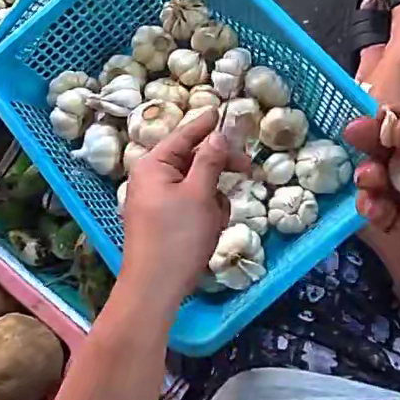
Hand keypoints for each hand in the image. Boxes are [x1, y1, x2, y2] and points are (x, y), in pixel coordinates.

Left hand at [120, 108, 245, 297]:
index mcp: (153, 165)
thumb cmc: (177, 237)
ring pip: (198, 186)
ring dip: (214, 199)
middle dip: (217, 171)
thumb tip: (217, 134)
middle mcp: (151, 178)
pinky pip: (192, 205)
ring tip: (214, 221)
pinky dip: (206, 214)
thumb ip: (209, 160)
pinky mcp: (164, 221)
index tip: (223, 111)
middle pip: (193, 160)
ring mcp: (157, 201)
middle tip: (247, 170)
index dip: (206, 124)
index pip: (184, 135)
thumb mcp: (199, 194)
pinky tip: (209, 231)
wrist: (155, 288)